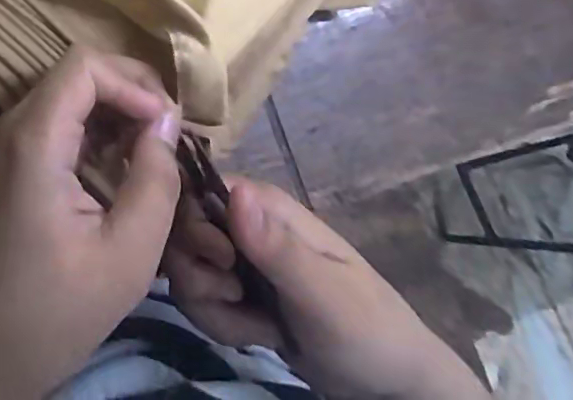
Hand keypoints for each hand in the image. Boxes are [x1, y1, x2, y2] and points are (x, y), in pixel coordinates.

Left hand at [0, 50, 183, 399]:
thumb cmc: (54, 311)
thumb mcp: (126, 256)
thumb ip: (155, 182)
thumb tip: (167, 122)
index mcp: (35, 140)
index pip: (85, 65)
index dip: (133, 83)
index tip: (166, 124)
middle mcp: (17, 124)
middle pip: (80, 70)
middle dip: (132, 88)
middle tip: (170, 129)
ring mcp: (14, 139)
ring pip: (74, 89)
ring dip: (120, 106)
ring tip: (157, 144)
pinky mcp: (19, 156)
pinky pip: (65, 117)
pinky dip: (102, 125)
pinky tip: (128, 159)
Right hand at [164, 178, 489, 399]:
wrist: (389, 382)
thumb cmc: (366, 329)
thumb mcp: (323, 294)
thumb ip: (276, 246)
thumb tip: (232, 191)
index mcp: (264, 204)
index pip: (196, 190)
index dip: (192, 227)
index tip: (221, 267)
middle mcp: (245, 220)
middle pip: (184, 233)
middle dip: (200, 278)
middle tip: (236, 302)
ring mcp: (240, 255)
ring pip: (189, 269)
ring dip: (211, 308)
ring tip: (257, 328)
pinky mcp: (238, 289)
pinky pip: (202, 297)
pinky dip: (218, 322)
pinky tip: (255, 335)